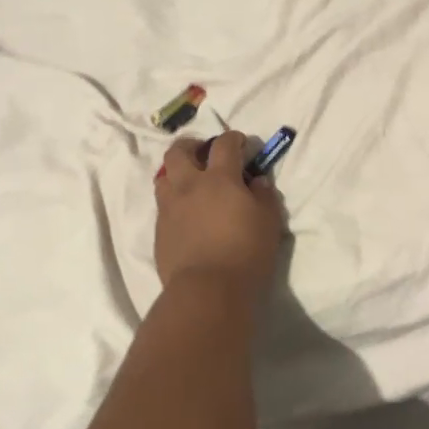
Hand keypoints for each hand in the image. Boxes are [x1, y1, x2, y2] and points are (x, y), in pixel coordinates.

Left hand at [152, 132, 285, 294]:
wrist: (207, 289)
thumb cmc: (246, 252)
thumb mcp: (268, 221)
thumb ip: (263, 195)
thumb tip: (256, 181)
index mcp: (219, 178)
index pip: (224, 145)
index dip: (233, 138)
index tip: (241, 143)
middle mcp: (189, 186)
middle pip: (179, 151)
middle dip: (192, 146)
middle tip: (204, 153)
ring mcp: (170, 208)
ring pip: (163, 177)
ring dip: (177, 173)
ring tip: (191, 184)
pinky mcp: (160, 231)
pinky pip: (164, 206)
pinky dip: (175, 201)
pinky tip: (188, 215)